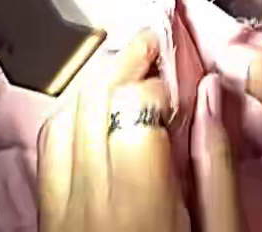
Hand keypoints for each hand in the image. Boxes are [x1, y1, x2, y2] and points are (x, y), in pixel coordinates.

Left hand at [38, 30, 239, 231]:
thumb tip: (212, 90)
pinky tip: (103, 114)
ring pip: (62, 117)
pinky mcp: (45, 223)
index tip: (180, 82)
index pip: (130, 107)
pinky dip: (76, 115)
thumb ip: (216, 164)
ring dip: (97, 83)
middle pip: (91, 101)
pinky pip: (49, 149)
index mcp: (135, 211)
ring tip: (130, 74)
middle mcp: (84, 208)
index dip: (158, 82)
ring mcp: (56, 216)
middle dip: (124, 62)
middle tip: (155, 48)